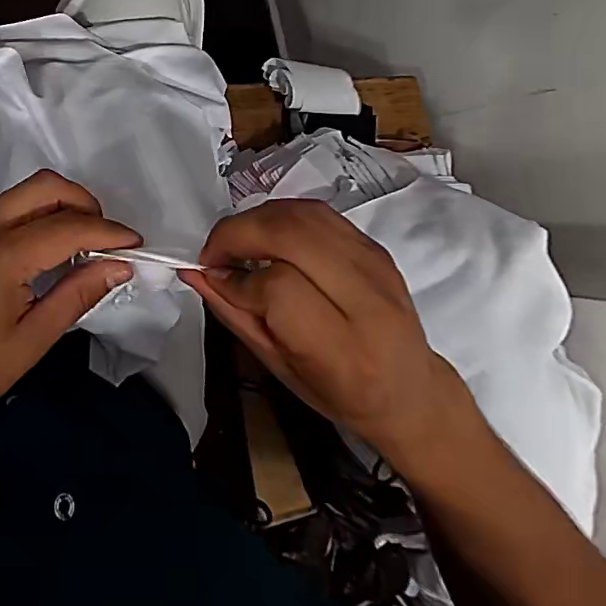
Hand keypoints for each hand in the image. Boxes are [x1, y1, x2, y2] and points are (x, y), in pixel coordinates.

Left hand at [0, 170, 140, 479]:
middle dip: (85, 203)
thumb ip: (77, 295)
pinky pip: (9, 209)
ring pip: (25, 193)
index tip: (137, 246)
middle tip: (108, 240)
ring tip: (86, 244)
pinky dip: (39, 215)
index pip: (68, 225)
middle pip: (44, 186)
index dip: (109, 232)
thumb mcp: (30, 342)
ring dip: (61, 205)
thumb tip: (119, 265)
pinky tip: (53, 250)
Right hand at [181, 199, 477, 468]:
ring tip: (239, 243)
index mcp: (345, 348)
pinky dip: (280, 215)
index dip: (237, 280)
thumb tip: (195, 273)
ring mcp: (376, 264)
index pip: (280, 289)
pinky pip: (317, 212)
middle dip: (238, 234)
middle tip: (216, 253)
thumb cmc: (339, 393)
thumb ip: (234, 314)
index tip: (216, 281)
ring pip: (302, 214)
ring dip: (257, 219)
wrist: (410, 391)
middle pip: (291, 235)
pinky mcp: (375, 246)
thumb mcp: (278, 367)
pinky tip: (266, 236)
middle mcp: (367, 299)